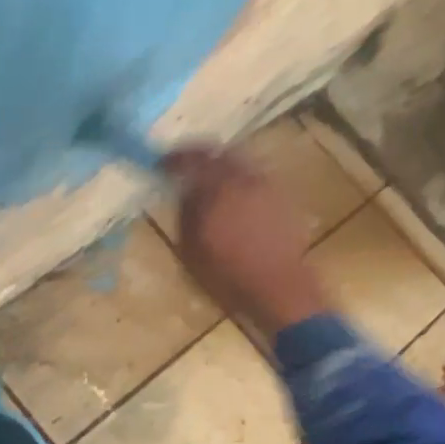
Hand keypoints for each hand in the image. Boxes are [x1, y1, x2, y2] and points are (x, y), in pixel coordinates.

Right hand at [161, 145, 333, 335]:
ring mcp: (268, 186)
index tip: (161, 165)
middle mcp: (246, 178)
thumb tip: (184, 191)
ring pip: (241, 164)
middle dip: (201, 158)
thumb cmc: (228, 276)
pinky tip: (233, 201)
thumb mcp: (191, 250)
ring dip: (222, 169)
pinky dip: (240, 183)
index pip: (193, 158)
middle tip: (186, 169)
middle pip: (220, 154)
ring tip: (209, 185)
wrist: (279, 289)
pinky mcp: (283, 199)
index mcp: (219, 187)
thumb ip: (186, 213)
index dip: (174, 159)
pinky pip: (255, 180)